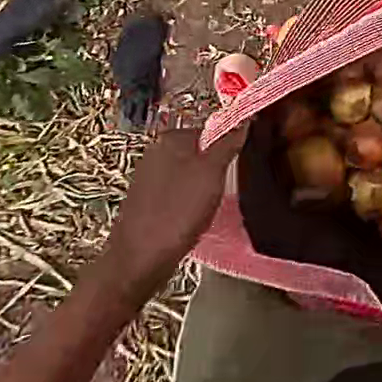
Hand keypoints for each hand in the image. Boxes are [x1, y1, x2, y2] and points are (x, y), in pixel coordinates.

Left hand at [101, 123, 246, 293]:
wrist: (138, 262)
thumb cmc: (177, 211)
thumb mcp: (212, 172)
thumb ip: (228, 142)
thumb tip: (243, 120)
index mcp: (170, 138)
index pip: (212, 129)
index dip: (229, 146)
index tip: (238, 164)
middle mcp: (155, 153)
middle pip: (200, 152)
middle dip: (216, 168)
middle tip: (224, 187)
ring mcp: (148, 178)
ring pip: (190, 174)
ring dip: (204, 187)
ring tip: (209, 206)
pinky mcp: (145, 202)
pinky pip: (178, 193)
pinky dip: (189, 202)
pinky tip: (193, 218)